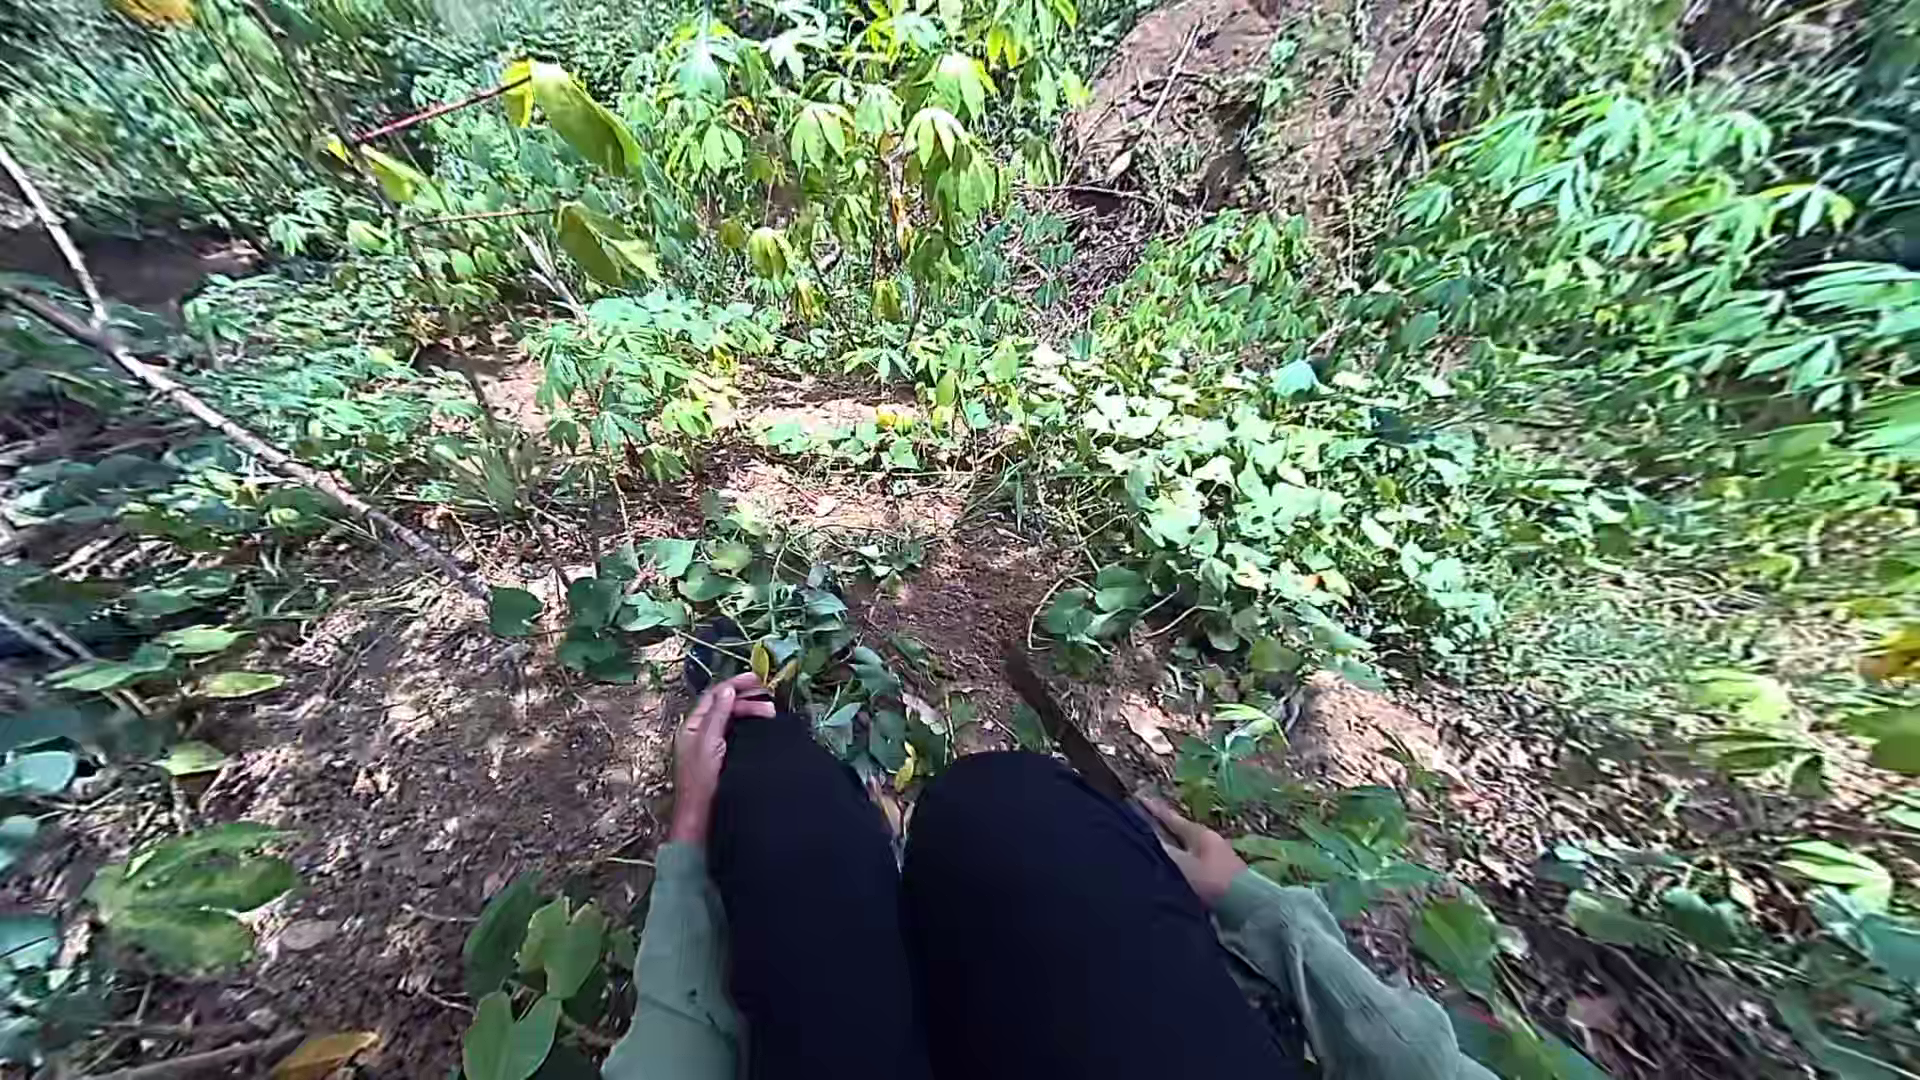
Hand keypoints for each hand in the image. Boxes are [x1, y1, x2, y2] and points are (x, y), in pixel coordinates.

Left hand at [669, 673, 774, 845]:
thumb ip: (717, 715)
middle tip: (769, 699)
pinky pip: (739, 731)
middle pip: (726, 705)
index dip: (734, 684)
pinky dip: (752, 724)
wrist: (703, 817)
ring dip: (751, 711)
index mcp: (693, 725)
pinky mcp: (725, 754)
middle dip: (747, 699)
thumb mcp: (708, 742)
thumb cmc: (701, 781)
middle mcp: (702, 731)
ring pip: (734, 717)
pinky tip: (764, 726)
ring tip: (771, 714)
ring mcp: (713, 743)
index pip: (715, 696)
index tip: (756, 678)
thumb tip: (728, 689)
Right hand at [1139, 795, 1245, 906]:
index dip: (1154, 810)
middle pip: (1179, 831)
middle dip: (1162, 828)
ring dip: (1172, 847)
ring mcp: (1217, 858)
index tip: (1138, 800)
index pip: (1171, 817)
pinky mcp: (1222, 877)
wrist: (1248, 911)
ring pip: (1187, 847)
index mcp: (1199, 833)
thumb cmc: (1212, 882)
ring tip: (1153, 848)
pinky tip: (1172, 869)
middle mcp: (1209, 840)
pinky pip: (1193, 862)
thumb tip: (1148, 839)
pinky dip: (1180, 861)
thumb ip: (1163, 850)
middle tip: (1141, 824)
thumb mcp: (1181, 865)